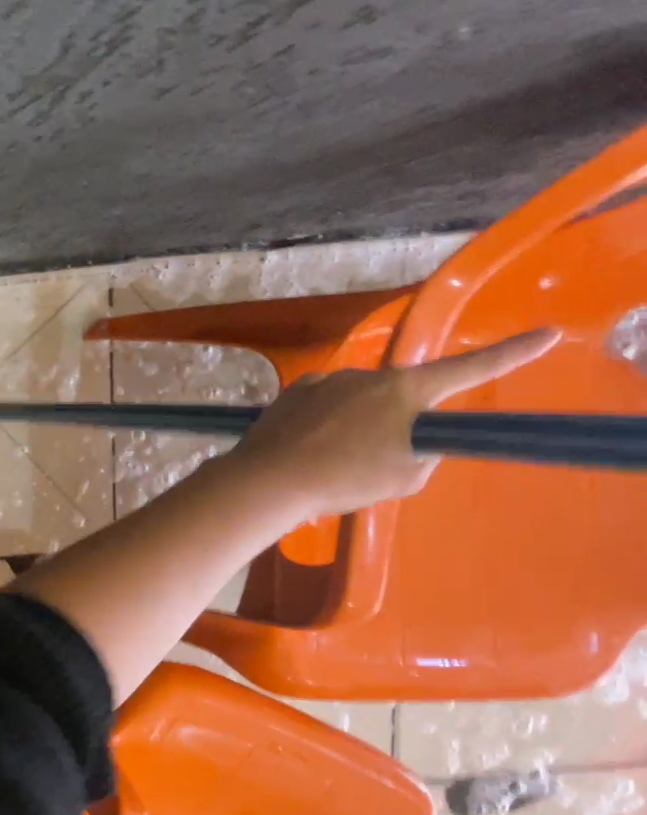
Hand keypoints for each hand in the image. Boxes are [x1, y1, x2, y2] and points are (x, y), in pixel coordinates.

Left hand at [227, 327, 559, 517]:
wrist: (266, 481)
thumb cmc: (344, 479)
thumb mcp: (407, 473)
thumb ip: (424, 448)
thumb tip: (415, 437)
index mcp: (405, 389)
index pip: (470, 368)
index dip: (510, 354)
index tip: (549, 333)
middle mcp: (364, 374)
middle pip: (398, 394)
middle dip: (392, 422)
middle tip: (367, 458)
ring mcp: (322, 381)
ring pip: (354, 402)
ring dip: (351, 426)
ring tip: (329, 461)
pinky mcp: (289, 394)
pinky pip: (320, 408)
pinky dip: (320, 427)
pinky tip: (305, 452)